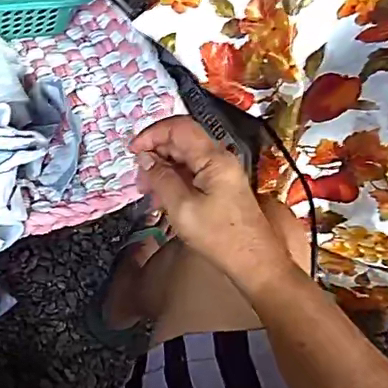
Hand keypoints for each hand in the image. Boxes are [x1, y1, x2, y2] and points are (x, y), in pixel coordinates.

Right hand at [130, 116, 291, 278]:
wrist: (253, 260)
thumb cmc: (220, 237)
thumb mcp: (182, 208)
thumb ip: (161, 179)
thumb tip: (145, 159)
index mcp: (213, 159)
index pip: (179, 127)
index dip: (152, 133)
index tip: (134, 150)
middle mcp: (220, 159)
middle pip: (181, 140)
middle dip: (155, 152)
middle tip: (139, 175)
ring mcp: (221, 172)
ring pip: (185, 156)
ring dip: (163, 167)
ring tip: (148, 189)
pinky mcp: (220, 185)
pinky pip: (192, 171)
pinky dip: (174, 178)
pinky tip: (162, 196)